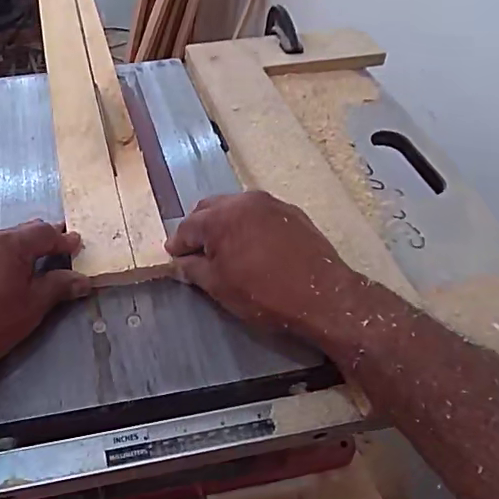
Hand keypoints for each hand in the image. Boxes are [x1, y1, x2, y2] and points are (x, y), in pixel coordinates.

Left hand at [0, 219, 89, 378]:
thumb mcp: (31, 308)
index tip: (72, 243)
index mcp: (10, 245)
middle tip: (48, 251)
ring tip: (10, 268)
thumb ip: (58, 287)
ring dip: (3, 250)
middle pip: (16, 233)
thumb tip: (80, 279)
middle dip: (35, 243)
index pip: (44, 233)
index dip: (62, 239)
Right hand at [165, 192, 372, 344]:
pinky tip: (252, 245)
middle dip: (199, 228)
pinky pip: (259, 213)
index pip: (187, 226)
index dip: (178, 244)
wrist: (324, 297)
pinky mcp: (292, 212)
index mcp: (220, 217)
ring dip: (224, 224)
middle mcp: (244, 201)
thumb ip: (194, 269)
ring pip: (235, 207)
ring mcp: (271, 204)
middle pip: (209, 209)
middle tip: (196, 252)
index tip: (174, 256)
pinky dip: (248, 225)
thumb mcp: (219, 287)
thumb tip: (182, 261)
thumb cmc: (265, 295)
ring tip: (224, 248)